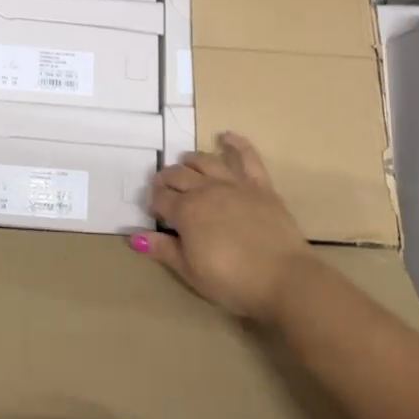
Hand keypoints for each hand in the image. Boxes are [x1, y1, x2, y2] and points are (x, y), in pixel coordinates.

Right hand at [139, 132, 309, 321]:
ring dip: (190, 161)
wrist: (284, 278)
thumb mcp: (191, 273)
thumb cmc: (233, 282)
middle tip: (163, 188)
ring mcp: (234, 184)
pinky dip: (235, 143)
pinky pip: (247, 157)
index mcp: (186, 212)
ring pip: (205, 161)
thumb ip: (163, 250)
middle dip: (166, 179)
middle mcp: (206, 190)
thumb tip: (134, 236)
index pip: (161, 198)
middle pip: (178, 175)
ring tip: (185, 164)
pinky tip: (225, 136)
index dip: (154, 202)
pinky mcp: (260, 185)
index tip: (154, 211)